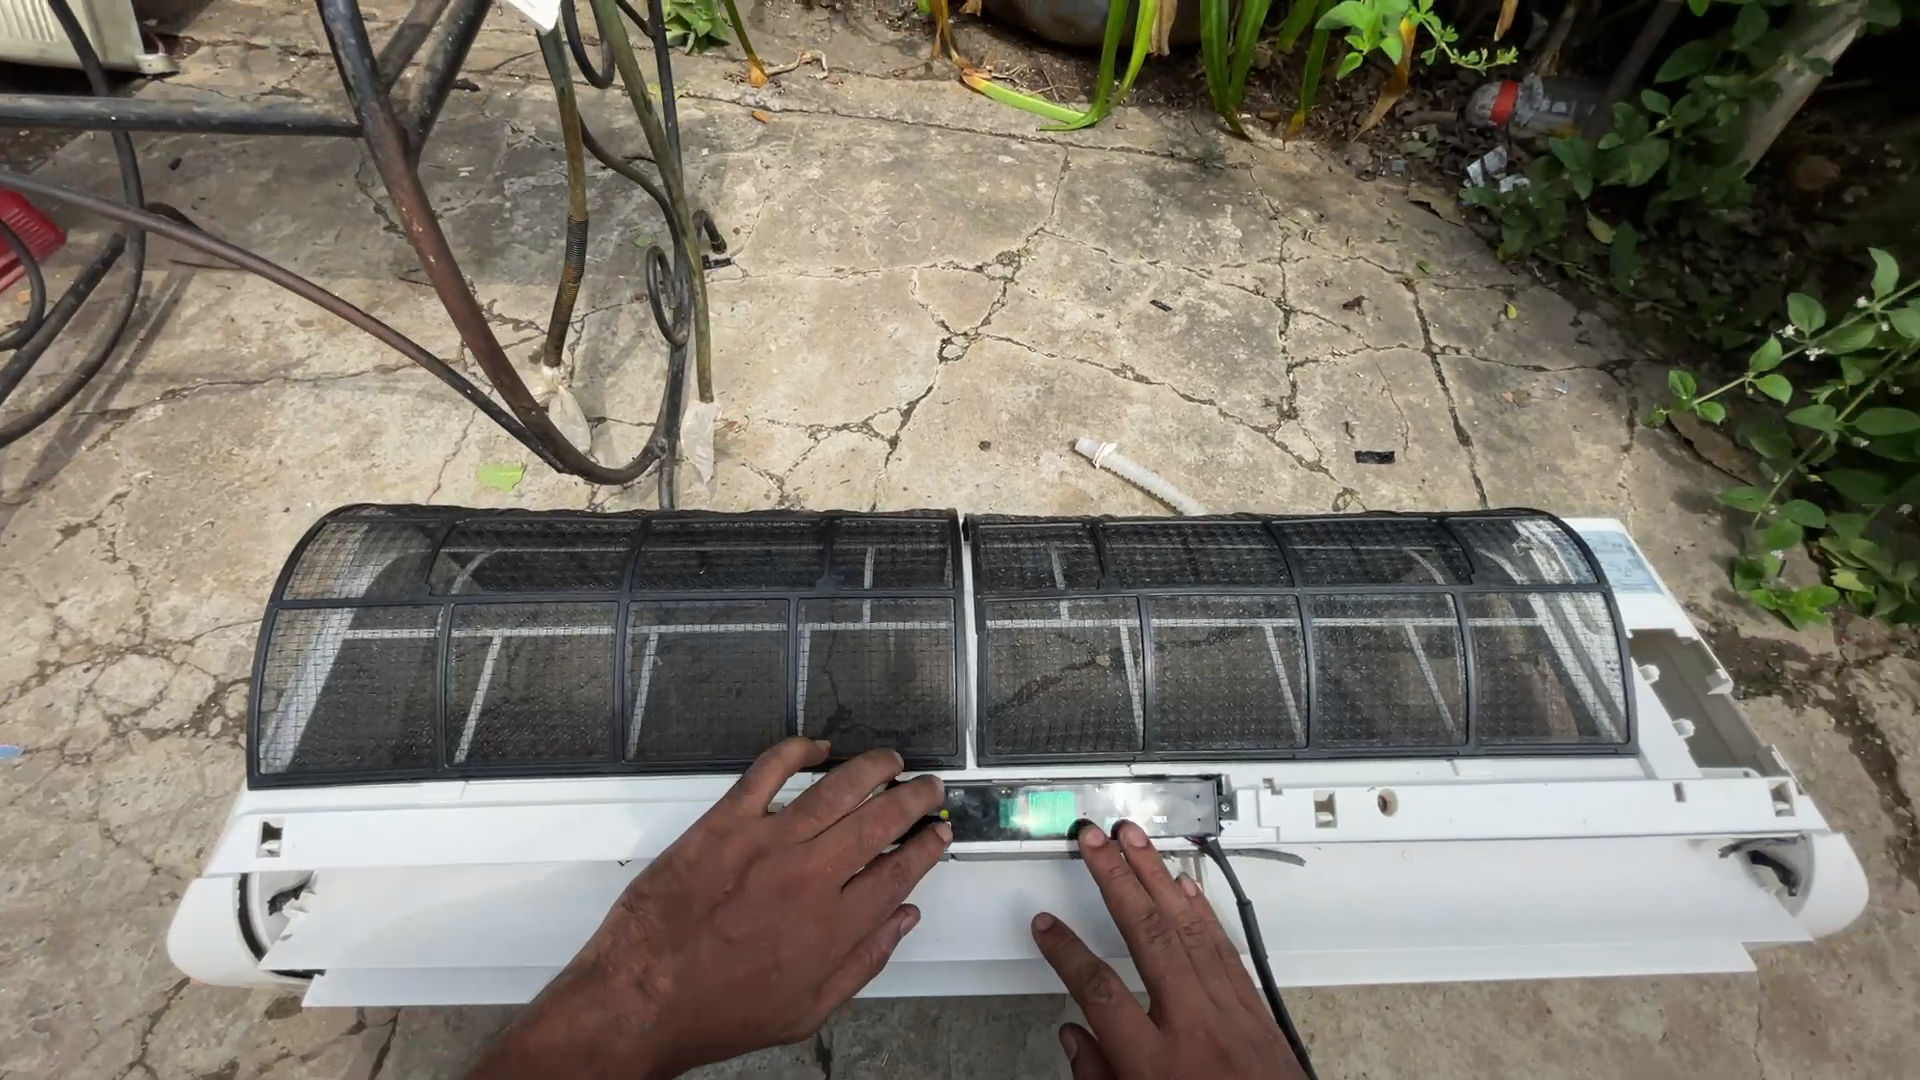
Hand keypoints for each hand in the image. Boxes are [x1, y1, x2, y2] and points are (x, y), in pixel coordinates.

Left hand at [467, 738, 950, 1079]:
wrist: (638, 1001)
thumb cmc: (717, 1010)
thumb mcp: (805, 1010)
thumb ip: (864, 963)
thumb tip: (904, 918)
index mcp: (831, 927)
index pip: (901, 871)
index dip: (928, 847)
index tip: (939, 833)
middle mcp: (808, 877)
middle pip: (881, 819)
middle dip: (916, 799)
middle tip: (928, 788)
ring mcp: (766, 842)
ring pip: (838, 786)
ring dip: (874, 767)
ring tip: (891, 762)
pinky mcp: (726, 822)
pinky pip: (770, 769)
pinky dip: (799, 749)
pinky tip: (818, 746)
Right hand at [1033, 821, 1305, 1079]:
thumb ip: (1100, 1079)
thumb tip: (1073, 1035)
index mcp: (1158, 1067)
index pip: (1100, 991)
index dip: (1067, 952)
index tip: (1045, 925)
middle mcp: (1195, 1029)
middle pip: (1147, 936)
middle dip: (1116, 878)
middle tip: (1094, 840)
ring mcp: (1231, 1015)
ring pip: (1187, 928)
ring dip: (1156, 875)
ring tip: (1133, 838)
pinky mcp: (1256, 1011)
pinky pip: (1224, 948)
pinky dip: (1201, 910)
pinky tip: (1182, 882)